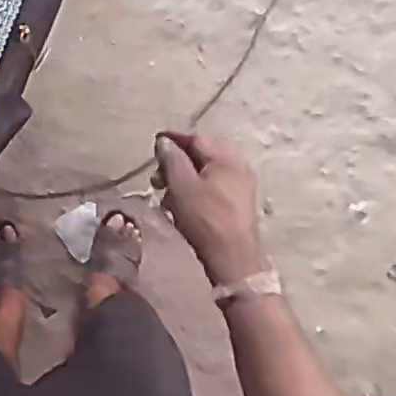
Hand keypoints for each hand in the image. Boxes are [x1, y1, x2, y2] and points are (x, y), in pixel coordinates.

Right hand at [153, 131, 269, 286]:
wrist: (232, 255)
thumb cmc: (204, 217)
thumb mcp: (180, 184)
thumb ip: (171, 159)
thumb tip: (164, 142)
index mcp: (226, 159)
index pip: (196, 139)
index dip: (173, 140)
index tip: (154, 145)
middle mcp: (238, 168)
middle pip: (201, 156)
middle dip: (176, 163)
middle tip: (157, 179)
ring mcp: (241, 187)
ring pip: (205, 173)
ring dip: (182, 179)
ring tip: (167, 195)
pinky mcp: (238, 204)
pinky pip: (212, 187)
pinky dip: (194, 190)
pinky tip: (182, 206)